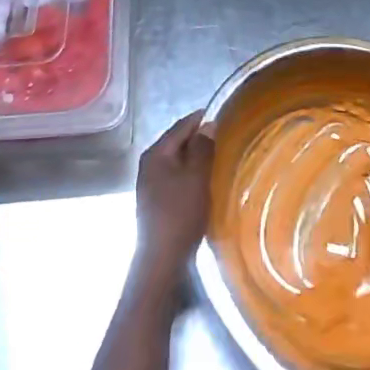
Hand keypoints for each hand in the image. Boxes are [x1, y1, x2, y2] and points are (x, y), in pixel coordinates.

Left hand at [135, 111, 214, 272]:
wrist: (161, 256)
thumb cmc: (180, 213)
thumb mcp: (195, 179)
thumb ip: (201, 150)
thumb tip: (207, 125)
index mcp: (156, 153)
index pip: (179, 127)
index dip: (197, 119)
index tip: (216, 113)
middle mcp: (148, 163)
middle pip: (175, 142)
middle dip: (196, 137)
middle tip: (221, 134)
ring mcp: (149, 181)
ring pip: (175, 160)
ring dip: (193, 156)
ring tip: (215, 155)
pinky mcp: (155, 199)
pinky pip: (174, 175)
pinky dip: (188, 172)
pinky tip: (202, 179)